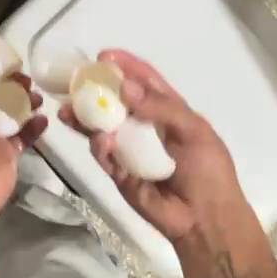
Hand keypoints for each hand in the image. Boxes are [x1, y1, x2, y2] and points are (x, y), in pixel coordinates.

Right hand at [57, 49, 244, 242]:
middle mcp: (144, 126)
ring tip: (67, 110)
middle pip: (115, 101)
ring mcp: (129, 149)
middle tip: (74, 80)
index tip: (103, 55)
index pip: (144, 81)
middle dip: (94, 89)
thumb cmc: (209, 171)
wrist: (207, 222)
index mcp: (167, 111)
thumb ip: (162, 108)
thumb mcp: (194, 131)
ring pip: (101, 127)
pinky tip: (100, 141)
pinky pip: (103, 155)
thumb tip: (126, 87)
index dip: (126, 65)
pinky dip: (98, 146)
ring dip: (83, 117)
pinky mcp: (119, 173)